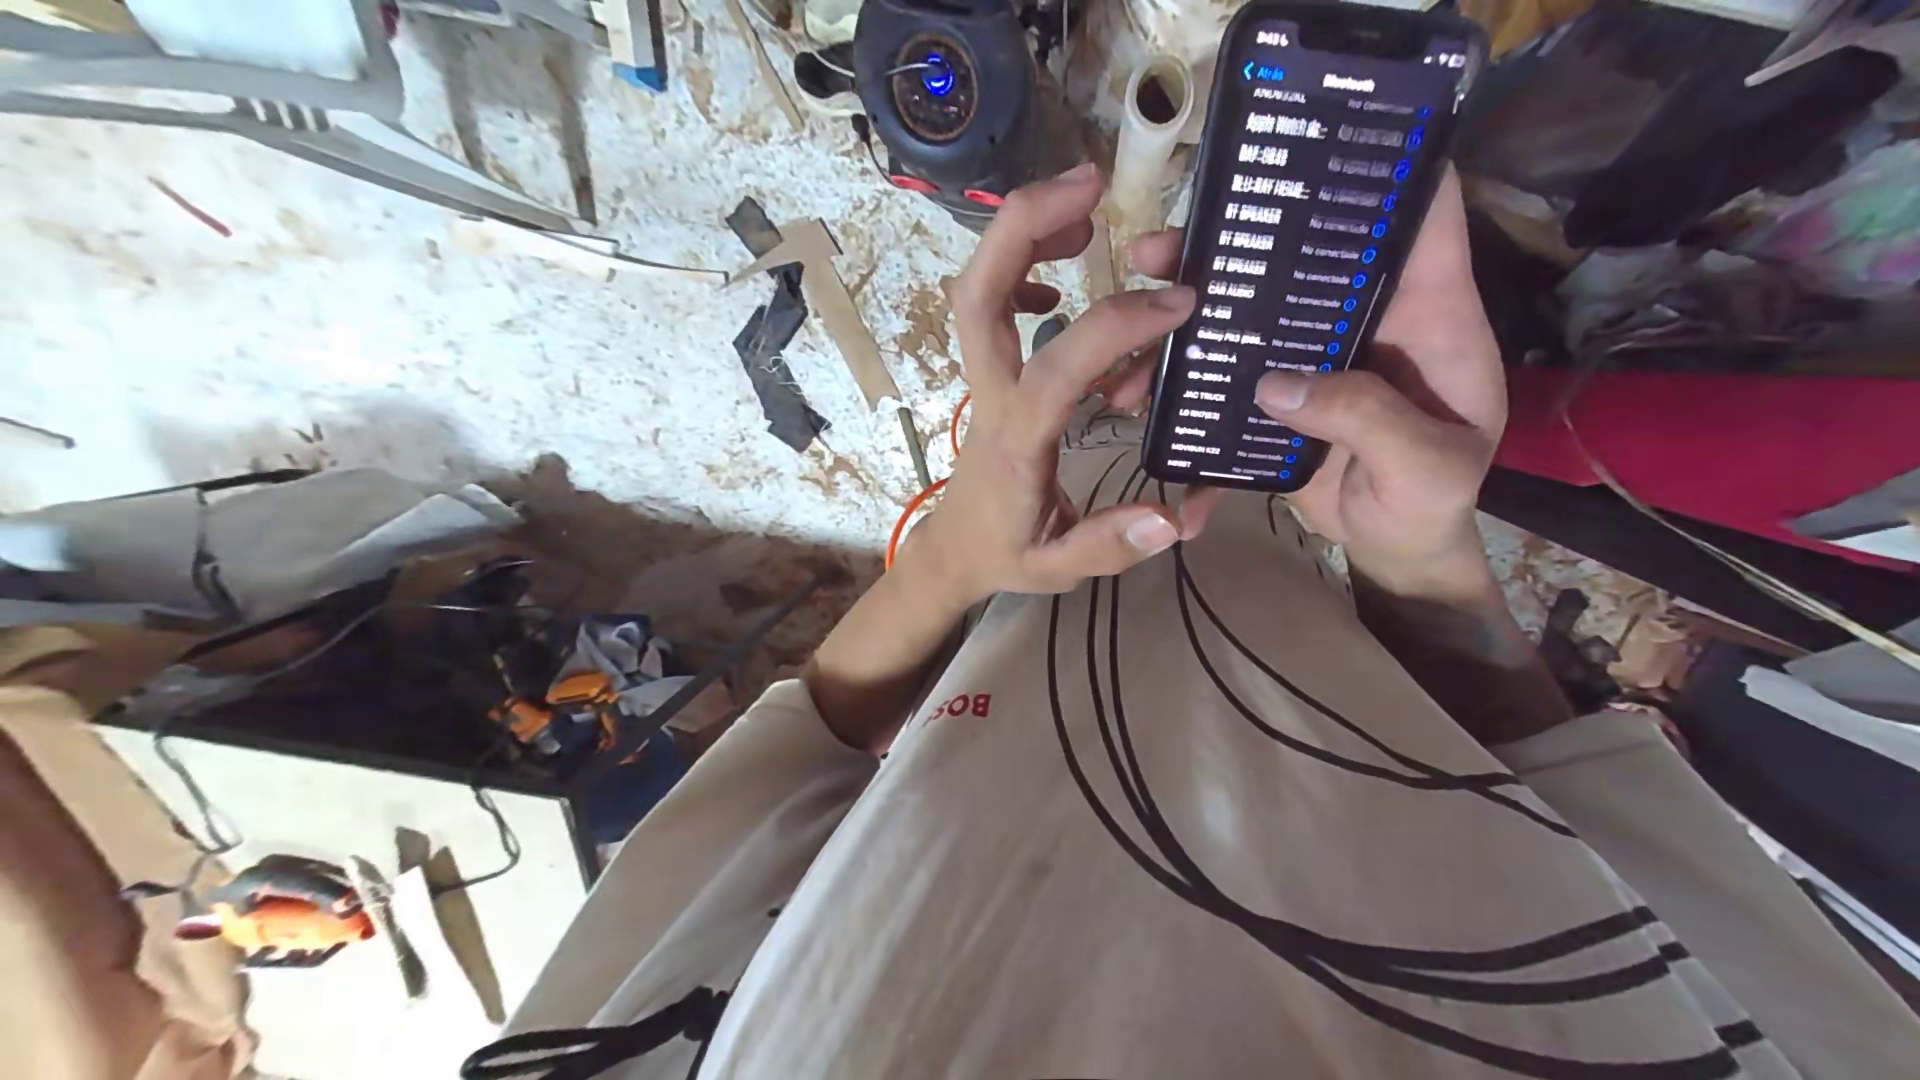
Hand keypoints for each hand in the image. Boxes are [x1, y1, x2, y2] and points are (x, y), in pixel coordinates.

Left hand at [904, 163, 1219, 609]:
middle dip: (1024, 229)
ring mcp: (983, 381)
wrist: (953, 550)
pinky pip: (990, 309)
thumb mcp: (1056, 568)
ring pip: (977, 291)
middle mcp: (993, 398)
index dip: (1115, 326)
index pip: (1056, 368)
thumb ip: (1109, 545)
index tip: (1177, 301)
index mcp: (1017, 442)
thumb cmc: (1004, 555)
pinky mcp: (989, 376)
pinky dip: (1021, 273)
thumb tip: (1175, 518)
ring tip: (1086, 207)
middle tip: (1092, 183)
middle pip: (977, 297)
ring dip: (1021, 235)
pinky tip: (1061, 281)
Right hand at [1130, 168, 1503, 598]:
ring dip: (1183, 326)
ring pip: (1244, 321)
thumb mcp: (1426, 467)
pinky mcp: (1273, 399)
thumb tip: (1273, 384)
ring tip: (1127, 343)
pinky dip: (1182, 396)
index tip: (1300, 154)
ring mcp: (1311, 361)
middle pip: (1297, 262)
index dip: (1376, 171)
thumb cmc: (1431, 505)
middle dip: (1227, 250)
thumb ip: (1367, 418)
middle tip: (1155, 255)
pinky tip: (1142, 409)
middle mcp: (1361, 324)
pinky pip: (1223, 384)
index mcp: (1424, 316)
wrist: (1392, 548)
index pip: (1418, 217)